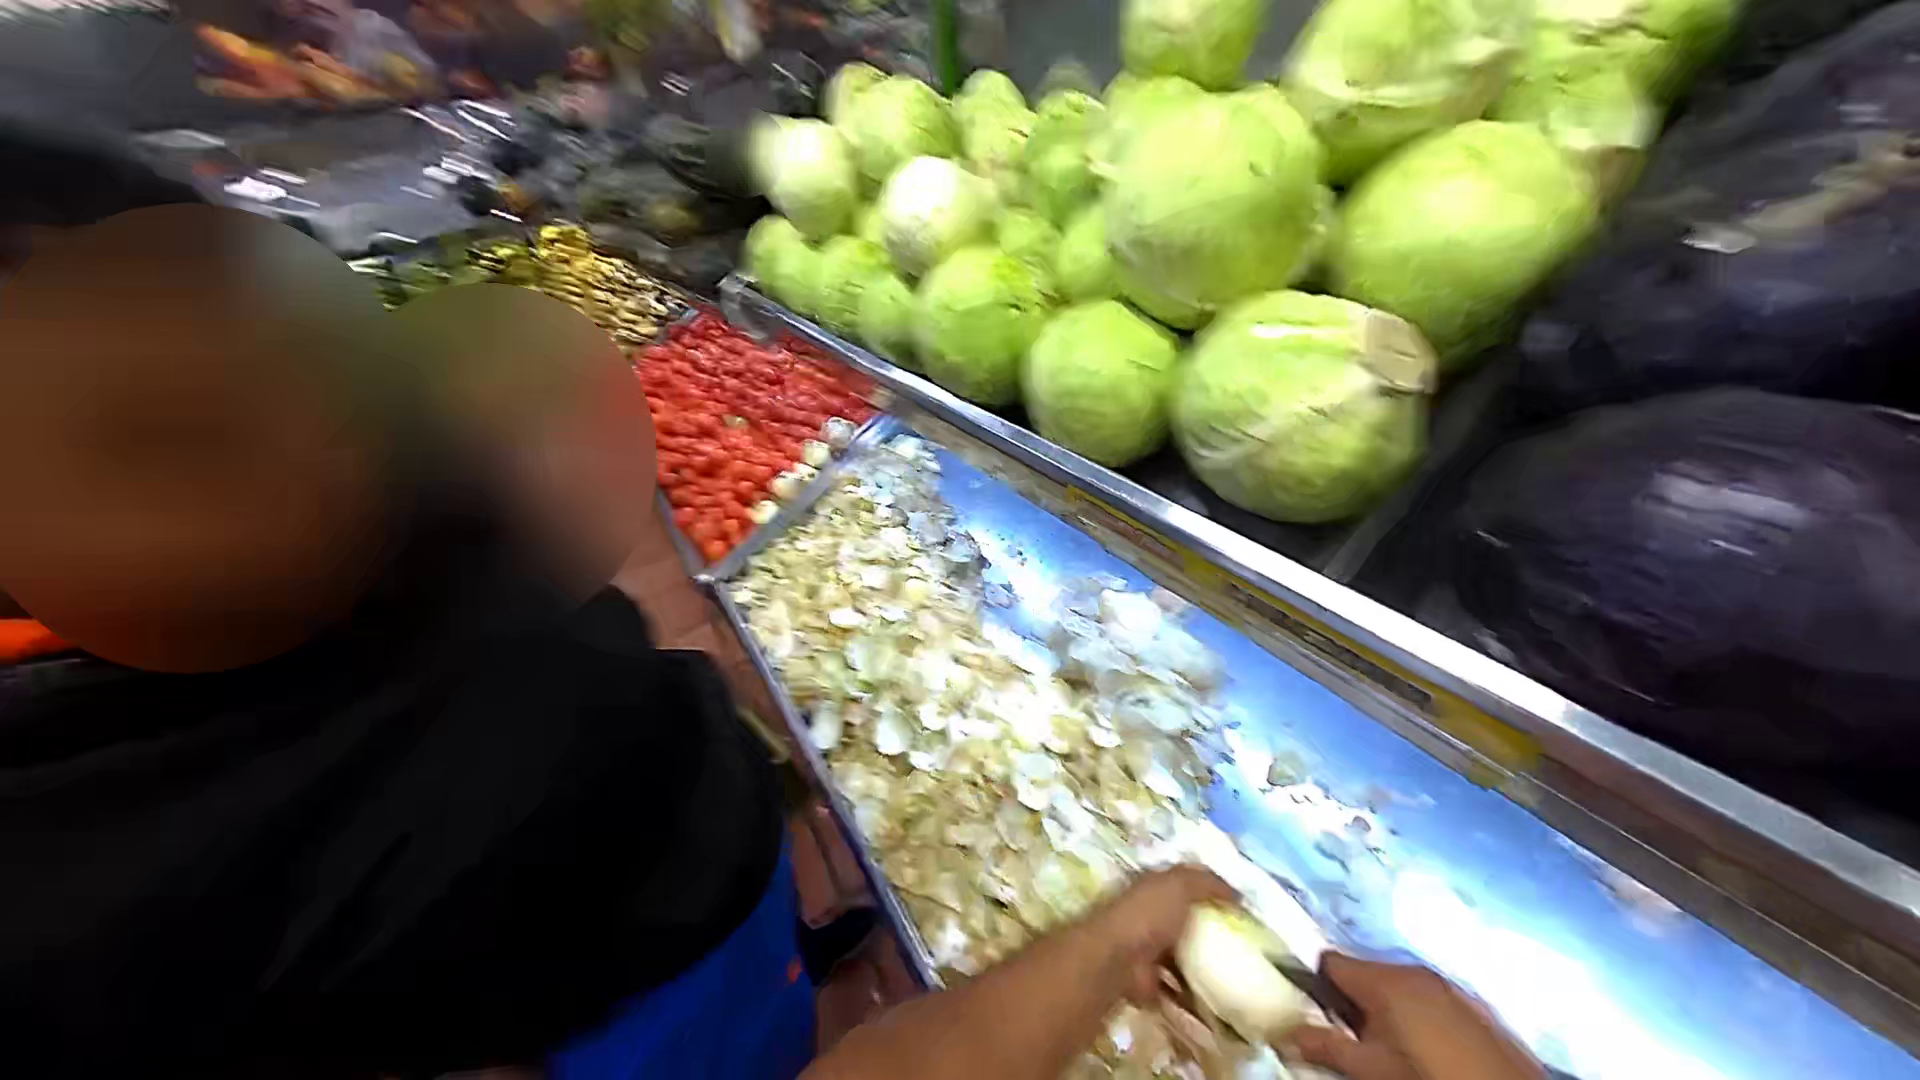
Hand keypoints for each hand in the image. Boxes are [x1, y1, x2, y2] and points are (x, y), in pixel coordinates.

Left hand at [1080, 865, 1235, 1004]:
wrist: (1120, 958)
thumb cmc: (1148, 913)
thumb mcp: (1179, 884)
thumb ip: (1206, 882)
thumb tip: (1237, 893)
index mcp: (1152, 887)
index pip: (1183, 884)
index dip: (1209, 891)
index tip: (1240, 908)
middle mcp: (1149, 915)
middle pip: (1185, 920)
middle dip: (1210, 931)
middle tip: (1246, 947)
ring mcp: (1149, 949)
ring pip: (1184, 955)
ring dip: (1205, 965)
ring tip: (1240, 976)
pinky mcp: (1152, 981)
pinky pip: (1181, 988)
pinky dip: (1198, 995)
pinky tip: (1223, 999)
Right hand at [1283, 954, 1545, 1079]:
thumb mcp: (1372, 1071)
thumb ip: (1326, 1047)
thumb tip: (1285, 1033)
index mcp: (1384, 978)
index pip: (1328, 961)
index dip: (1314, 984)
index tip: (1311, 1009)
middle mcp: (1415, 969)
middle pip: (1365, 973)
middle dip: (1354, 1000)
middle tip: (1352, 1038)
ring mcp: (1452, 987)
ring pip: (1399, 985)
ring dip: (1388, 1007)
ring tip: (1391, 1046)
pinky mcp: (1479, 1008)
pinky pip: (1432, 998)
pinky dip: (1421, 1015)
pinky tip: (1428, 1048)